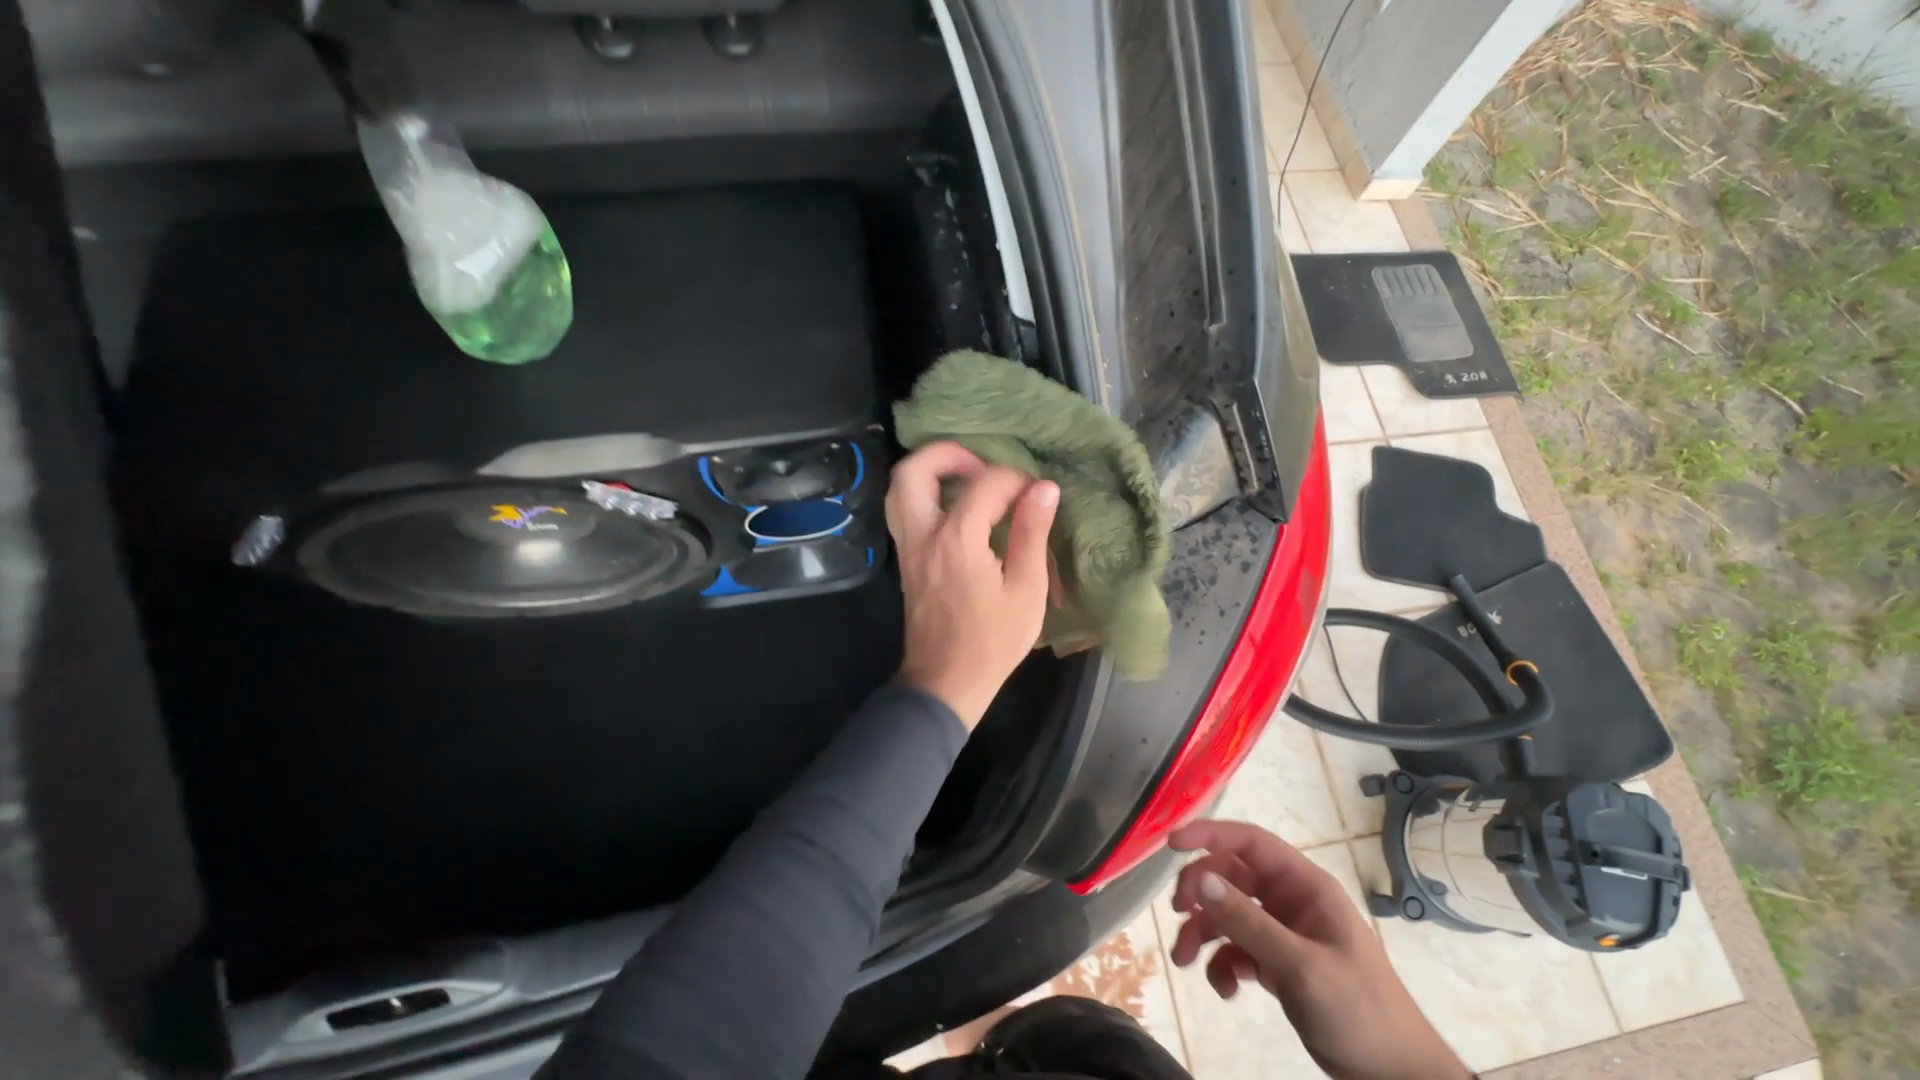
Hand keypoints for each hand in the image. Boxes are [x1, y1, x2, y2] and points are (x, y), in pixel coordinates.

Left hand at [886, 442, 1057, 729]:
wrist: (945, 683)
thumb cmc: (992, 642)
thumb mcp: (1026, 591)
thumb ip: (1032, 534)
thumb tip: (1044, 488)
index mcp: (957, 540)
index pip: (985, 484)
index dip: (1016, 479)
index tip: (1038, 493)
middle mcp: (923, 535)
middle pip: (914, 471)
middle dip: (948, 453)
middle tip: (982, 464)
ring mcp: (908, 548)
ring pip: (900, 489)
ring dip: (930, 472)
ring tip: (967, 479)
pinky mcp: (905, 561)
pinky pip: (904, 510)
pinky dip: (925, 494)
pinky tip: (957, 507)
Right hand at [1167, 820, 1469, 1079]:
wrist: (1394, 1075)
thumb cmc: (1358, 1010)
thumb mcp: (1299, 966)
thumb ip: (1247, 922)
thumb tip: (1199, 879)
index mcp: (1306, 887)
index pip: (1251, 843)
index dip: (1210, 834)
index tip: (1171, 844)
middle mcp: (1292, 902)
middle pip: (1231, 877)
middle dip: (1200, 893)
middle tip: (1177, 914)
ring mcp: (1285, 934)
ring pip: (1228, 915)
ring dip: (1201, 933)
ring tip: (1184, 962)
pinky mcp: (1278, 965)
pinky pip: (1236, 950)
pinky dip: (1222, 965)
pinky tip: (1225, 989)